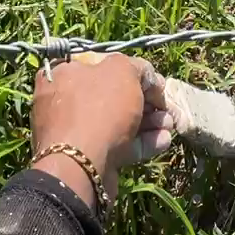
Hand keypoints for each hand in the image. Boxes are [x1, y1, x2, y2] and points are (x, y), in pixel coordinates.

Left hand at [30, 53, 173, 207]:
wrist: (81, 169)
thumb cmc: (99, 108)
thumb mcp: (123, 70)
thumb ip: (138, 68)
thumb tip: (148, 79)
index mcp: (64, 74)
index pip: (102, 65)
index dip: (133, 71)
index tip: (154, 81)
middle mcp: (66, 100)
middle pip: (113, 95)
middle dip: (145, 100)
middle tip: (165, 106)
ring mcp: (77, 132)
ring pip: (119, 121)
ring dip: (148, 121)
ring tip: (170, 124)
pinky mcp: (90, 158)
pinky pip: (119, 145)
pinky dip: (142, 142)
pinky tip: (164, 140)